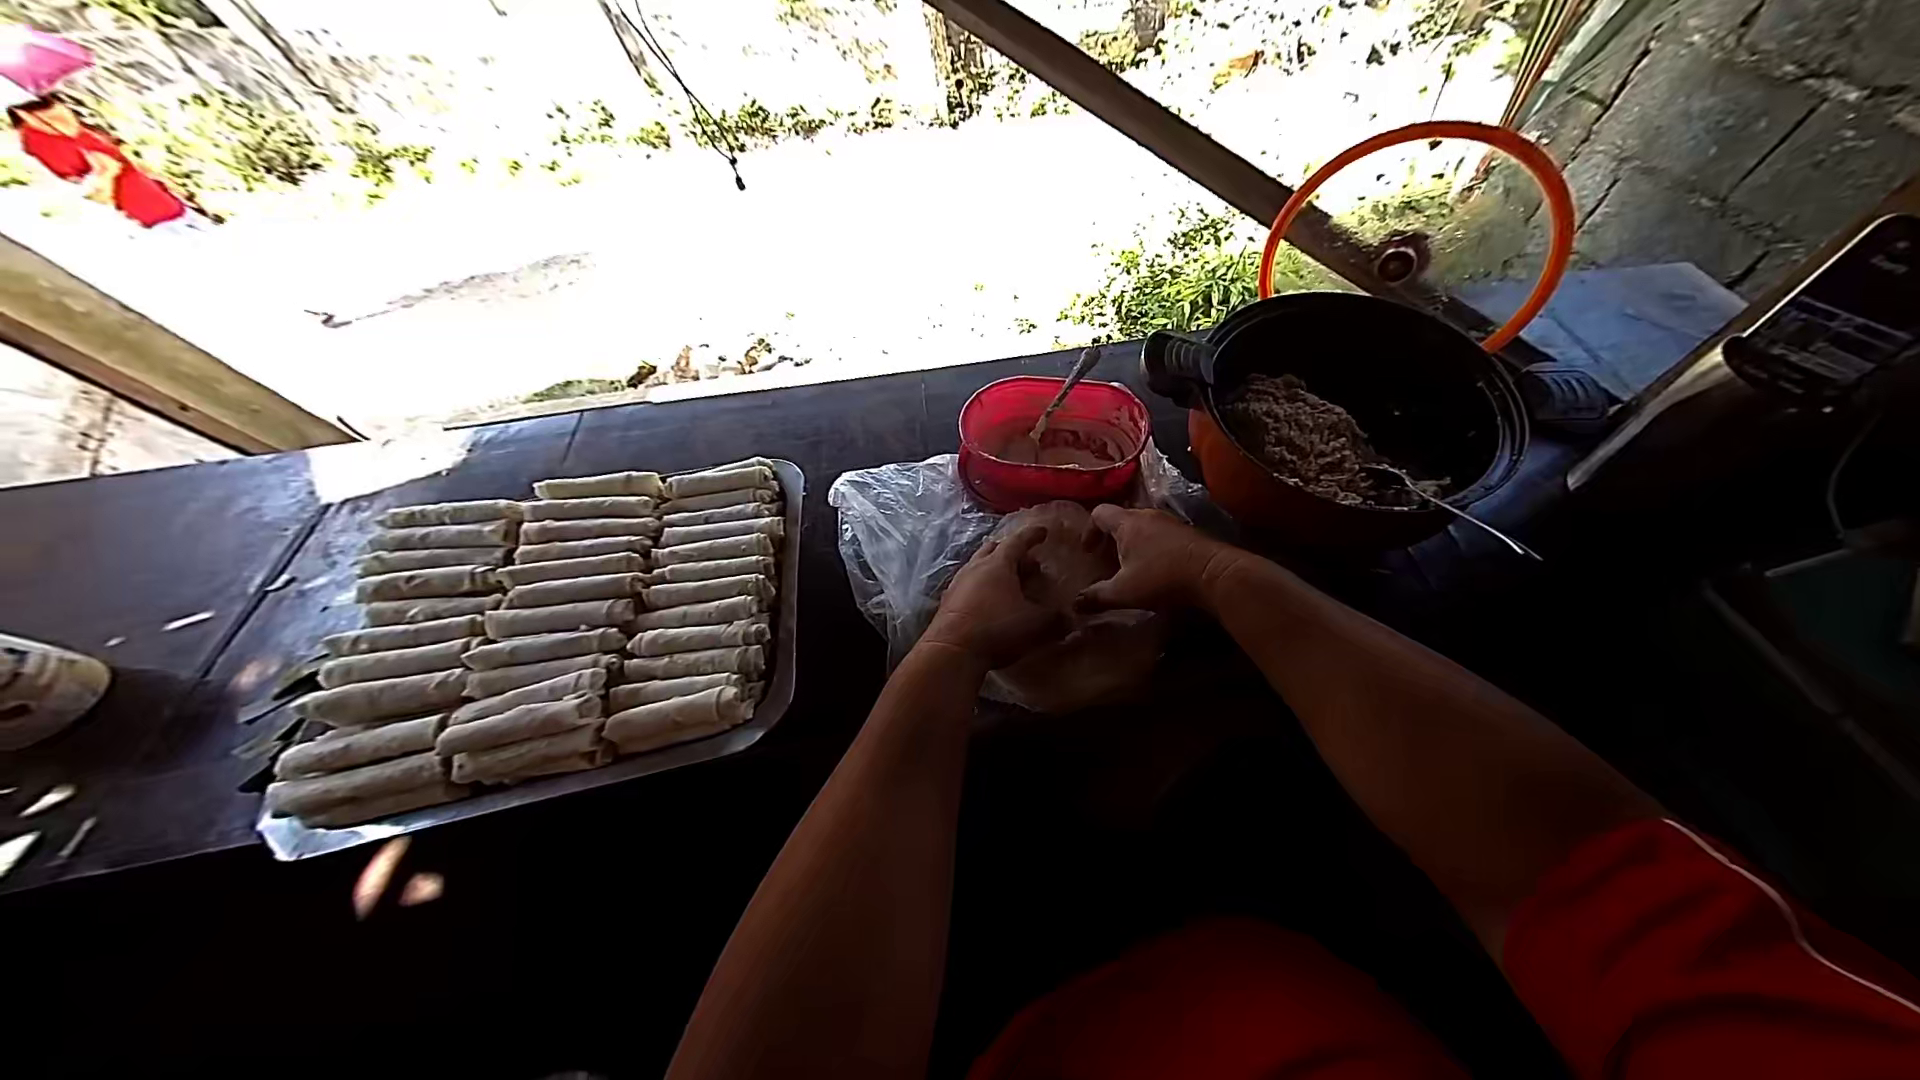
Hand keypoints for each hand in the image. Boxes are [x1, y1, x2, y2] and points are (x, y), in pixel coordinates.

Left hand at [922, 525, 1067, 667]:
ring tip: (1010, 583)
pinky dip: (983, 586)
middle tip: (1028, 563)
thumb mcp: (1036, 625)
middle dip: (1012, 552)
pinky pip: (969, 585)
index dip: (1033, 535)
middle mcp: (975, 567)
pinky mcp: (948, 602)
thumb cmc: (997, 629)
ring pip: (979, 566)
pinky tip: (990, 602)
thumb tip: (1073, 618)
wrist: (951, 652)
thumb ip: (1057, 619)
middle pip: (994, 549)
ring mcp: (958, 584)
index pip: (1018, 540)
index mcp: (998, 564)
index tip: (1043, 531)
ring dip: (996, 569)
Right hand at [1076, 505, 1245, 612]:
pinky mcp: (1190, 534)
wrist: (1216, 574)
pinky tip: (1156, 570)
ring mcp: (1172, 523)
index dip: (1089, 530)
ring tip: (1130, 568)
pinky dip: (1153, 548)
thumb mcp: (1124, 592)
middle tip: (1106, 561)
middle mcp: (1148, 515)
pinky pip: (1162, 535)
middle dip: (1111, 539)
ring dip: (1133, 544)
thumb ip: (1097, 596)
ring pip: (1143, 527)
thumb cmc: (1162, 578)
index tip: (1088, 552)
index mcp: (1127, 523)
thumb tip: (1075, 604)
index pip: (1099, 513)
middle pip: (1122, 519)